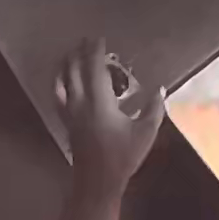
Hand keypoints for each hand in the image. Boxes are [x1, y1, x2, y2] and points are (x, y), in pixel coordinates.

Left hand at [54, 39, 165, 198]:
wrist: (97, 180)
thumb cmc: (123, 156)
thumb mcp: (145, 132)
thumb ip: (154, 108)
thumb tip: (160, 89)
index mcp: (99, 102)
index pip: (93, 68)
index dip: (95, 51)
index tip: (99, 39)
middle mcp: (80, 103)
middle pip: (73, 70)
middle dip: (79, 53)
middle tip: (85, 41)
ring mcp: (70, 112)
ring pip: (62, 80)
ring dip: (66, 64)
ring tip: (70, 54)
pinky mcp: (66, 121)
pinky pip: (58, 95)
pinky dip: (59, 82)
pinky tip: (62, 81)